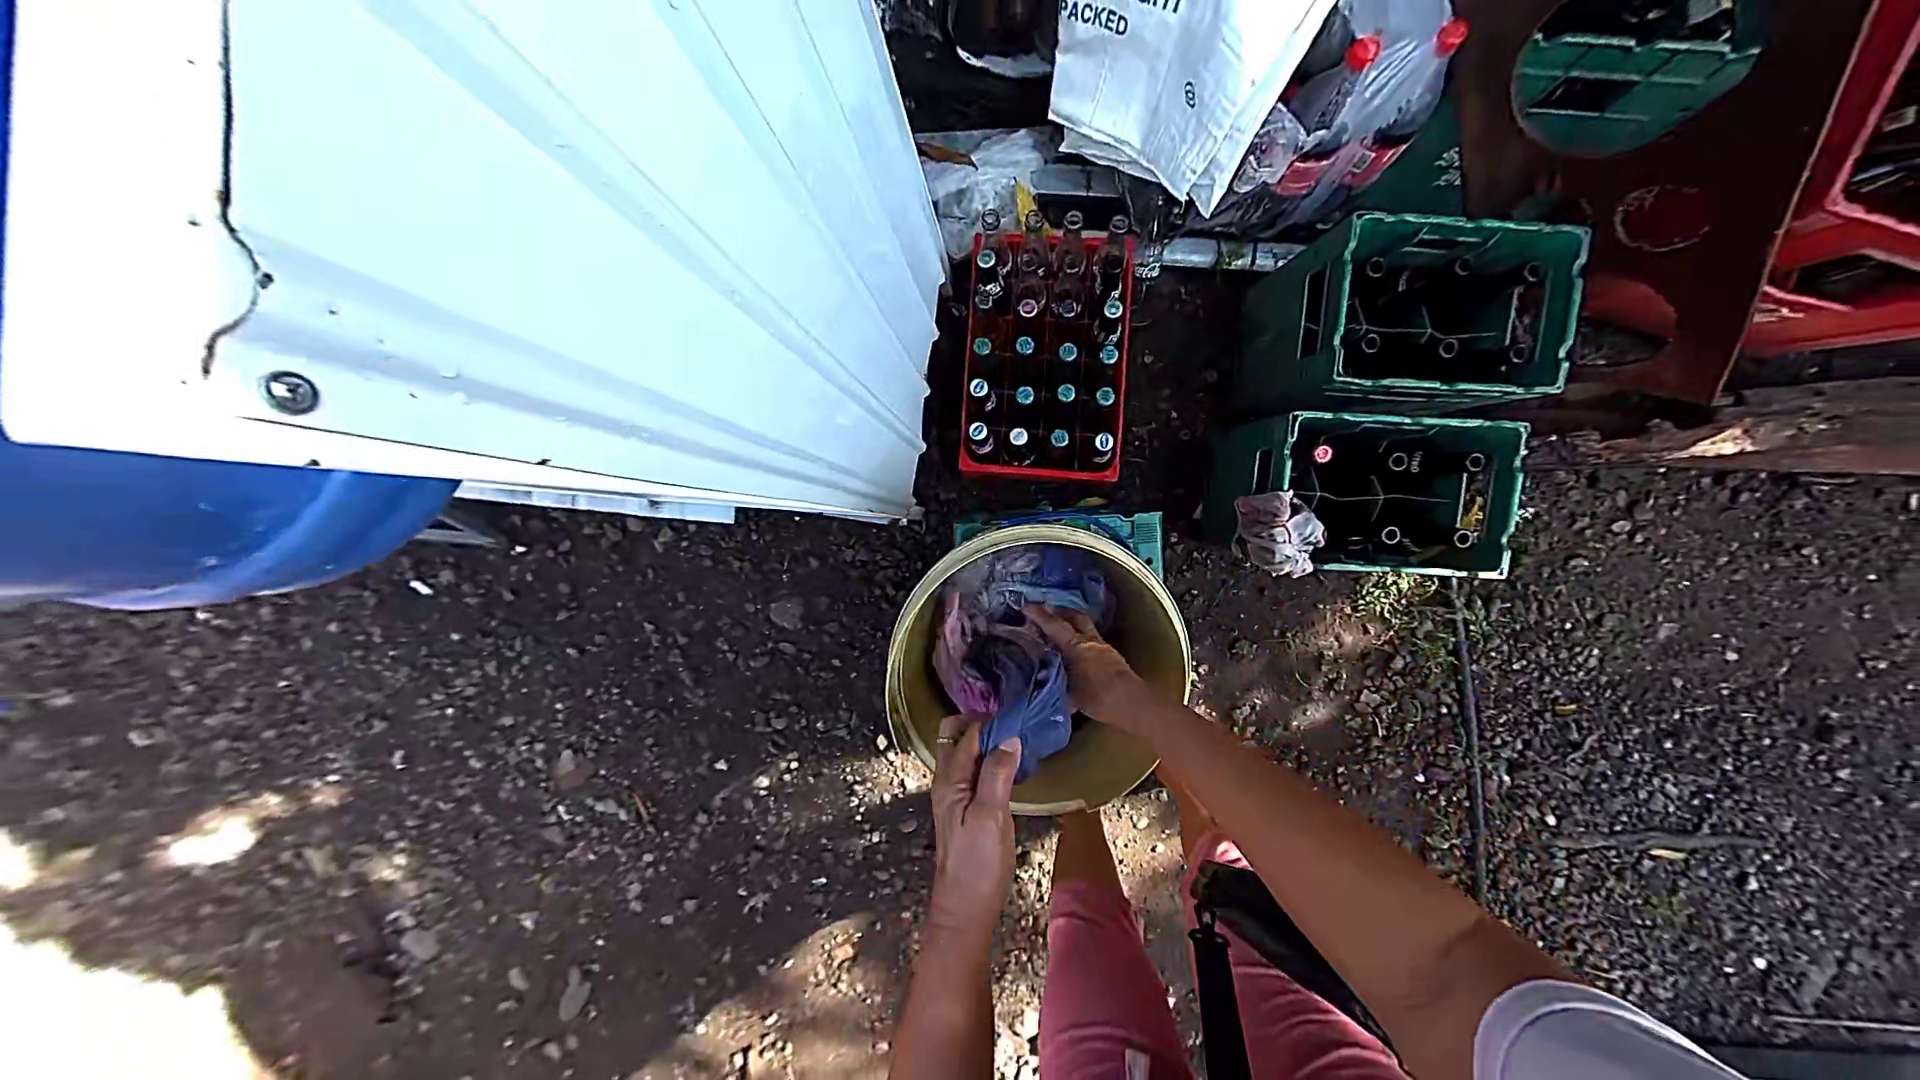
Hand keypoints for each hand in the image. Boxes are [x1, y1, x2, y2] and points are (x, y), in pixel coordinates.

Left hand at [927, 713, 1020, 937]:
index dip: (992, 720)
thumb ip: (997, 774)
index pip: (969, 734)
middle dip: (983, 723)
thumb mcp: (990, 817)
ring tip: (1020, 738)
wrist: (965, 908)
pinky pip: (976, 770)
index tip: (1020, 711)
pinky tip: (1014, 765)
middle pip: (957, 735)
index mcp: (949, 779)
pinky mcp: (967, 806)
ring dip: (989, 741)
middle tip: (1015, 723)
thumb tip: (1010, 737)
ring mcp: (956, 793)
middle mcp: (948, 780)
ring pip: (967, 752)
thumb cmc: (977, 865)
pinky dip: (992, 759)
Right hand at [1025, 605, 1142, 725]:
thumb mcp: (1070, 695)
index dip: (1039, 615)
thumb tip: (1041, 684)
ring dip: (1073, 625)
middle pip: (1075, 617)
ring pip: (1086, 628)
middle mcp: (1091, 641)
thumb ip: (1055, 685)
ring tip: (1060, 632)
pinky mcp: (1113, 658)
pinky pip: (1093, 642)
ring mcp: (1104, 648)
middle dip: (1060, 611)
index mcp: (1077, 646)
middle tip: (1047, 611)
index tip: (1026, 606)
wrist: (1133, 704)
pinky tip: (1077, 653)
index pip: (1054, 625)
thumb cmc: (1100, 698)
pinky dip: (1082, 642)